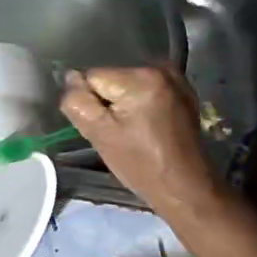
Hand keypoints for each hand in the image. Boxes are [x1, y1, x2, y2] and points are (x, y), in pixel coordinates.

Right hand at [60, 65, 215, 213]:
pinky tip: (150, 127)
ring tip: (136, 132)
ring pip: (127, 83)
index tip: (108, 129)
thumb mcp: (100, 135)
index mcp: (140, 77)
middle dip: (110, 102)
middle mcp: (159, 68)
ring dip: (125, 103)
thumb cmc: (142, 165)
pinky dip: (143, 104)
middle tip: (121, 134)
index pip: (93, 77)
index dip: (93, 104)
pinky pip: (146, 89)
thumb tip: (70, 77)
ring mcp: (175, 78)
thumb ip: (78, 102)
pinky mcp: (183, 90)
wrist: (186, 188)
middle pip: (112, 78)